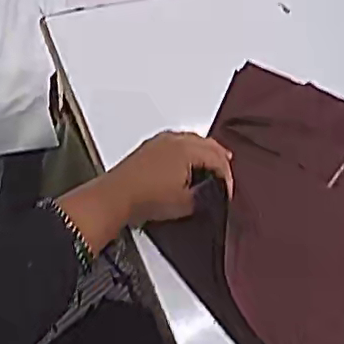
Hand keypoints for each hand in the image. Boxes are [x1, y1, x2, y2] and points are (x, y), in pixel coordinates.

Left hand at [54, 131, 233, 253]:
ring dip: (205, 151)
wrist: (116, 196)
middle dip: (219, 158)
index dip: (227, 176)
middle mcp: (175, 140)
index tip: (227, 190)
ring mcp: (161, 141)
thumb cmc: (144, 197)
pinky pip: (177, 141)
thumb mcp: (185, 203)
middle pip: (207, 144)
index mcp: (187, 150)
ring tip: (211, 164)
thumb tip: (210, 194)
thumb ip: (204, 196)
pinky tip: (186, 162)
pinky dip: (188, 149)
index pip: (217, 158)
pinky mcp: (150, 146)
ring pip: (192, 140)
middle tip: (226, 172)